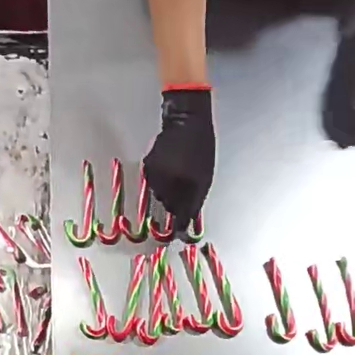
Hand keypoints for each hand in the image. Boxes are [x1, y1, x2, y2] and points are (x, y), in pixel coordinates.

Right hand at [142, 88, 213, 237]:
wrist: (186, 121)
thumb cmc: (201, 146)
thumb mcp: (205, 175)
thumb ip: (197, 199)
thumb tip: (188, 220)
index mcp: (185, 184)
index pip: (181, 213)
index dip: (181, 225)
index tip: (180, 234)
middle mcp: (167, 182)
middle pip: (169, 205)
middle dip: (177, 204)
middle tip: (184, 194)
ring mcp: (156, 175)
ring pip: (160, 195)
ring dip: (169, 192)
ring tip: (179, 178)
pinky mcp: (148, 168)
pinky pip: (154, 183)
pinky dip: (162, 182)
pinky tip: (170, 170)